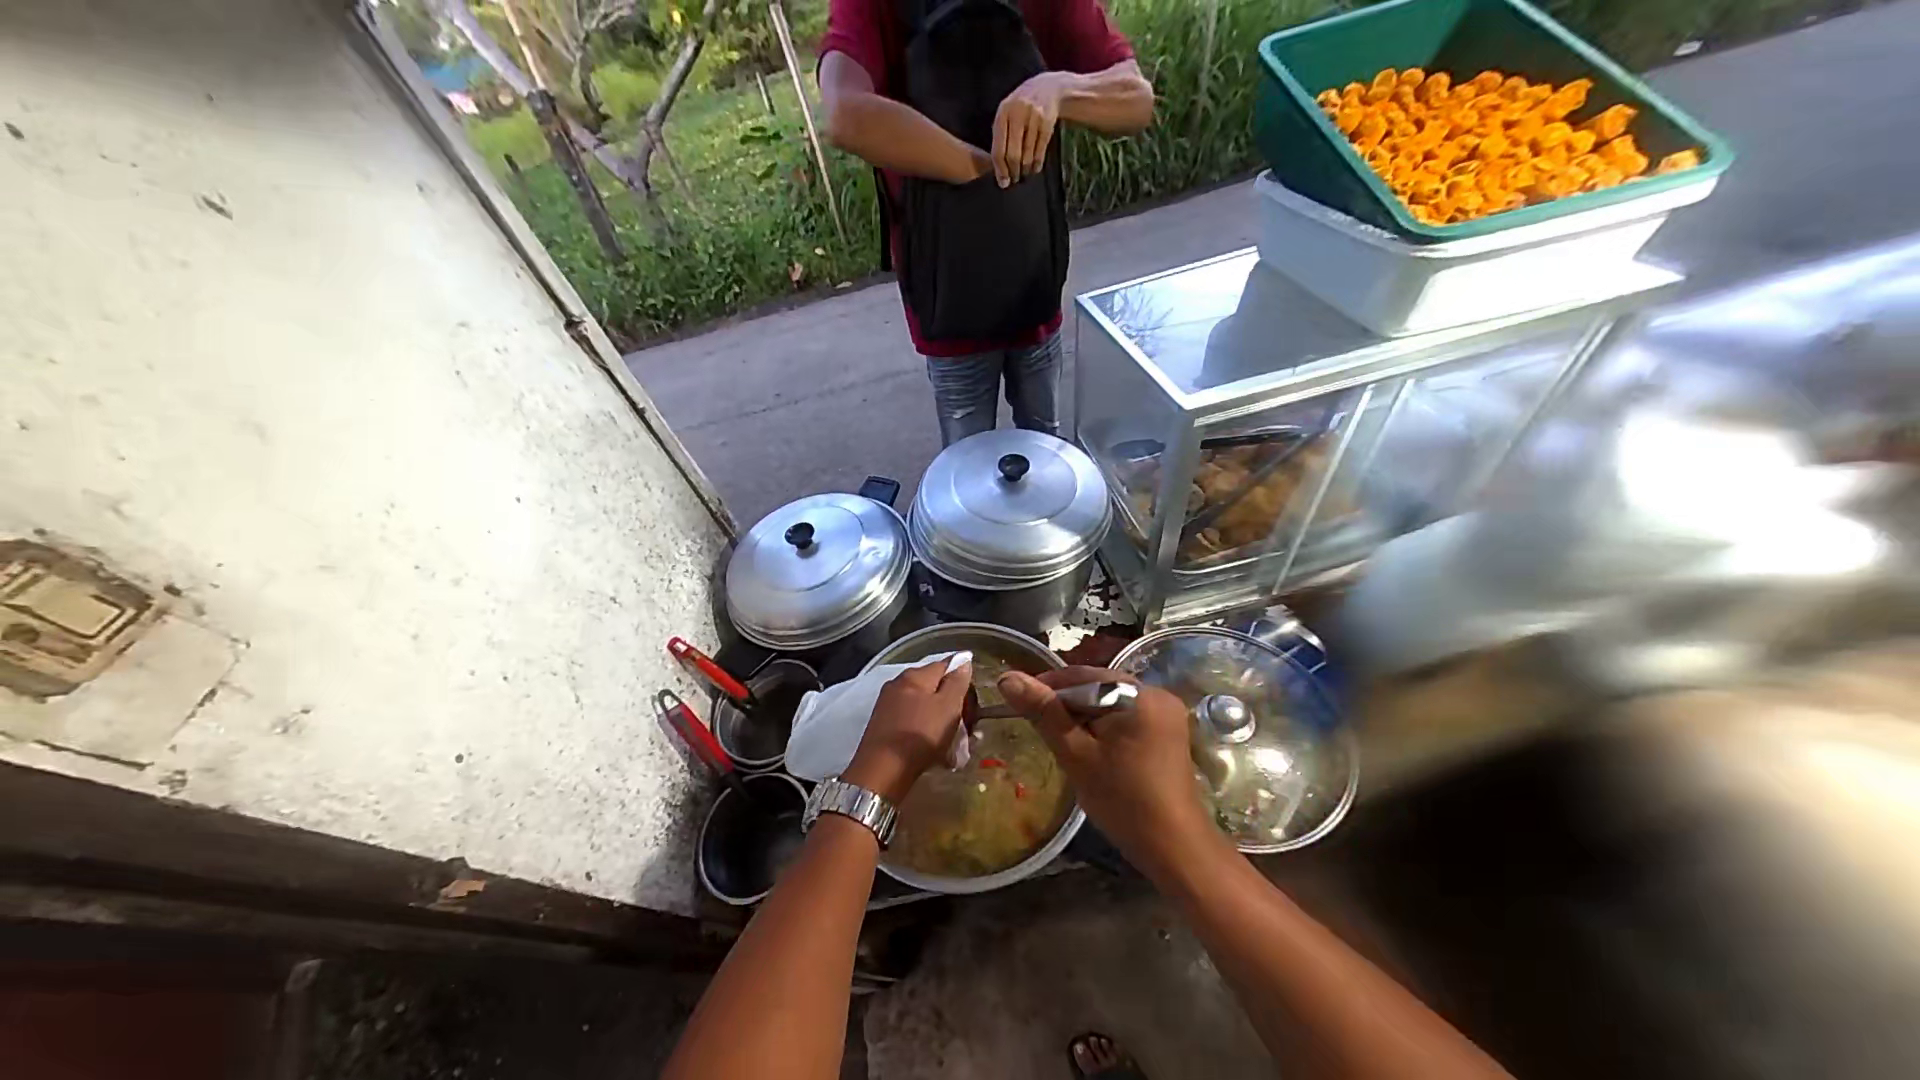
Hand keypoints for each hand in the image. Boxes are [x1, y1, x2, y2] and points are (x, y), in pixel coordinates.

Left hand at [843, 657, 971, 803]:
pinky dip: (925, 731)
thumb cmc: (920, 736)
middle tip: (966, 728)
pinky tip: (933, 750)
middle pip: (934, 687)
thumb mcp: (948, 707)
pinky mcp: (882, 724)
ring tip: (952, 745)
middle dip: (952, 705)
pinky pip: (911, 721)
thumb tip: (963, 659)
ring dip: (940, 721)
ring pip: (923, 706)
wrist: (881, 771)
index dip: (964, 681)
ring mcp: (888, 704)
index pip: (946, 665)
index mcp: (915, 675)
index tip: (973, 703)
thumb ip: (957, 682)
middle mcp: (898, 683)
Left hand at [991, 72, 1065, 186]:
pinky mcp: (1047, 122)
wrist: (1048, 87)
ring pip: (1027, 155)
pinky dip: (1037, 163)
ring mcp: (1033, 117)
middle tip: (1014, 180)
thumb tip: (998, 169)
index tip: (1003, 182)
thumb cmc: (1022, 107)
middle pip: (1013, 154)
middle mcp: (1017, 114)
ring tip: (1024, 174)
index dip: (1000, 170)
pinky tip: (1035, 168)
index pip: (998, 149)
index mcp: (1003, 114)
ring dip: (1025, 169)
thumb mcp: (1007, 114)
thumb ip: (1001, 136)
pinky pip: (1040, 150)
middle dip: (1013, 171)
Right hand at [998, 667, 1222, 874]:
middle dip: (1066, 705)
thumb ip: (1043, 712)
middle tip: (1041, 731)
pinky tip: (1091, 750)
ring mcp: (1165, 713)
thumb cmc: (1123, 800)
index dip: (1047, 688)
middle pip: (1097, 687)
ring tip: (1064, 743)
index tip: (1020, 706)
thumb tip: (1007, 678)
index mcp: (1137, 695)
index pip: (1081, 676)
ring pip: (1109, 702)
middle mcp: (1156, 694)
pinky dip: (1104, 727)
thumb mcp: (1076, 754)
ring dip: (1083, 717)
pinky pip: (1125, 716)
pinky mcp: (1167, 731)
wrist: (1174, 847)